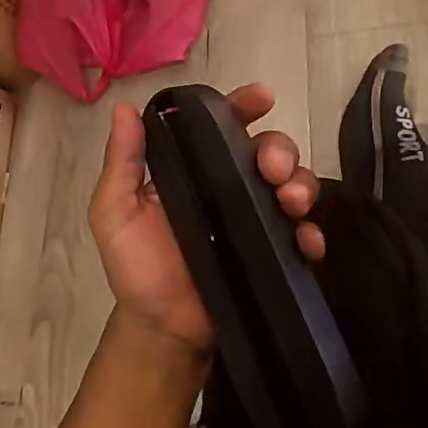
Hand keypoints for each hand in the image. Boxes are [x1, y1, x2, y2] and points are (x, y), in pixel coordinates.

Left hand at [90, 83, 324, 354]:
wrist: (163, 329)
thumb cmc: (137, 268)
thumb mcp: (116, 213)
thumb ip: (122, 164)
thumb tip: (123, 109)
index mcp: (195, 172)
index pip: (222, 128)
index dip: (243, 108)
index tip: (262, 98)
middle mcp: (230, 189)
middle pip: (268, 152)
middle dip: (279, 149)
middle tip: (272, 167)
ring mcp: (256, 222)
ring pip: (293, 186)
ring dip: (300, 185)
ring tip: (289, 201)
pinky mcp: (275, 255)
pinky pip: (304, 235)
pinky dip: (311, 233)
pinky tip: (305, 240)